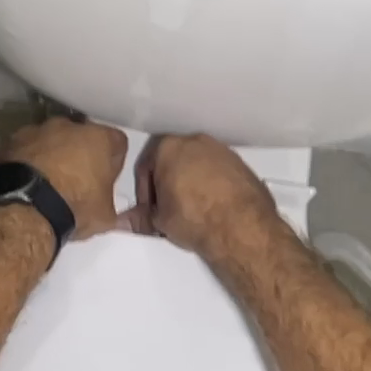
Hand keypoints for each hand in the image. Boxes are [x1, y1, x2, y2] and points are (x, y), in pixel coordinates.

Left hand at [0, 119, 128, 239]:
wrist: (22, 209)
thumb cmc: (73, 207)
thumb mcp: (105, 216)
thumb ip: (112, 206)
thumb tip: (114, 213)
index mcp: (99, 139)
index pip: (116, 142)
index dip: (113, 160)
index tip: (107, 177)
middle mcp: (68, 126)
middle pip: (80, 136)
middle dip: (79, 153)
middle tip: (76, 179)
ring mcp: (34, 131)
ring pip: (48, 139)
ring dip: (50, 155)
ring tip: (46, 183)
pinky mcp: (8, 142)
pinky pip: (22, 150)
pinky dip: (24, 161)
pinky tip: (24, 182)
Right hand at [127, 134, 281, 259]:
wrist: (241, 228)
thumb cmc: (198, 218)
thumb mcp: (160, 221)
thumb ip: (141, 217)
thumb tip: (129, 220)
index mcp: (169, 147)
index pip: (146, 165)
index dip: (144, 192)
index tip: (149, 208)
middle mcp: (196, 142)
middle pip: (174, 160)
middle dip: (169, 183)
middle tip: (168, 209)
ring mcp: (221, 151)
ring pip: (198, 164)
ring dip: (192, 182)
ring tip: (192, 211)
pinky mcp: (241, 164)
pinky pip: (219, 171)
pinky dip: (214, 185)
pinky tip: (214, 207)